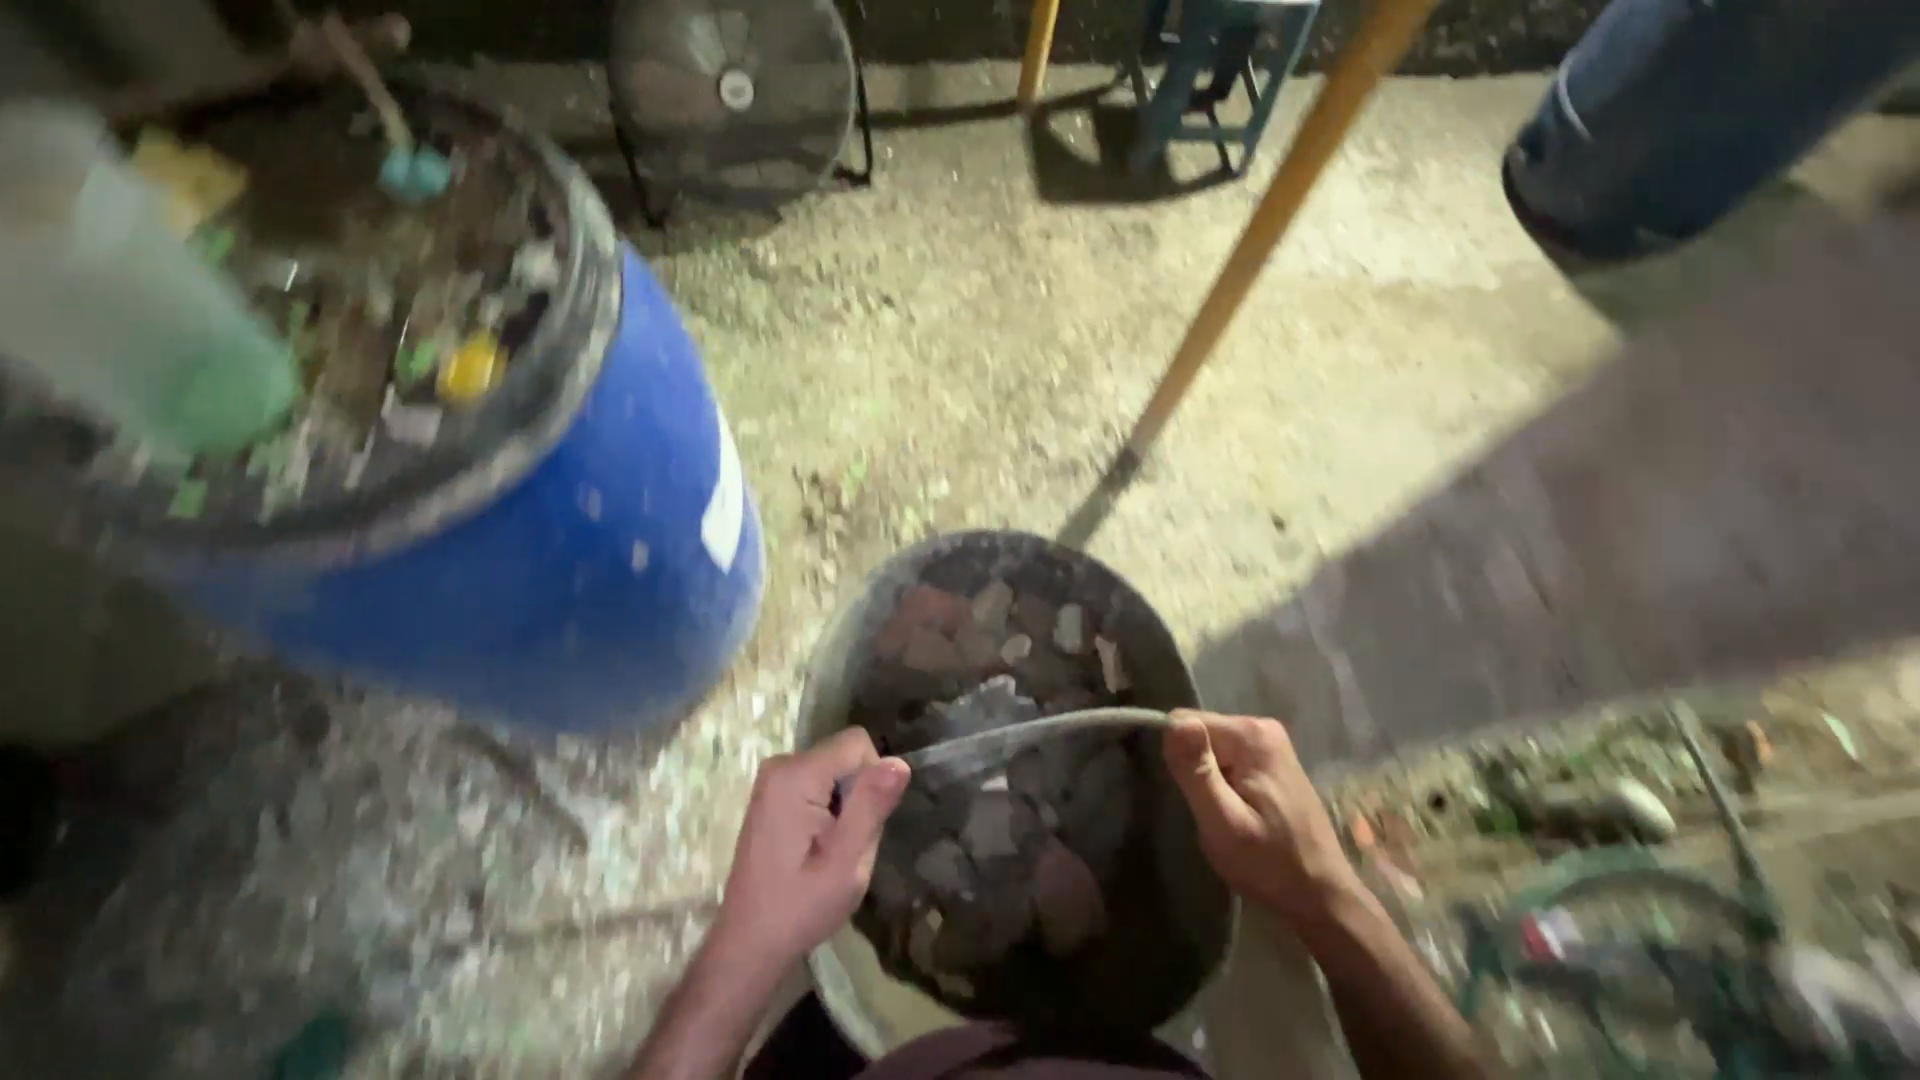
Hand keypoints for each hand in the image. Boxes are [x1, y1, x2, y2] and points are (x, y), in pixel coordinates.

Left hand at [711, 728, 909, 966]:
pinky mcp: (771, 795)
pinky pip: (818, 784)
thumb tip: (899, 762)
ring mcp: (771, 780)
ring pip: (835, 771)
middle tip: (844, 846)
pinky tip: (814, 848)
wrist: (749, 943)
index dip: (872, 781)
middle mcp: (779, 765)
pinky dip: (827, 811)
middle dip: (857, 795)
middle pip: (845, 756)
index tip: (860, 825)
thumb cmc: (800, 907)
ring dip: (844, 806)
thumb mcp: (847, 861)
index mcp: (795, 775)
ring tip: (829, 851)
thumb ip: (871, 806)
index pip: (857, 744)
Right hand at [1162, 709, 1360, 926]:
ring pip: (1211, 749)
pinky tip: (1238, 813)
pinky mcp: (1272, 762)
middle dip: (1196, 772)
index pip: (1184, 723)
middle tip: (1213, 814)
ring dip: (1209, 782)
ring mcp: (1271, 744)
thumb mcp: (1223, 823)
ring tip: (1225, 817)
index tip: (1195, 798)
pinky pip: (1227, 760)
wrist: (1321, 895)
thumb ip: (1196, 771)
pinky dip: (1223, 785)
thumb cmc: (1269, 864)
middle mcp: (1263, 728)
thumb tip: (1174, 722)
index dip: (1180, 762)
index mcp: (1251, 734)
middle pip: (1200, 733)